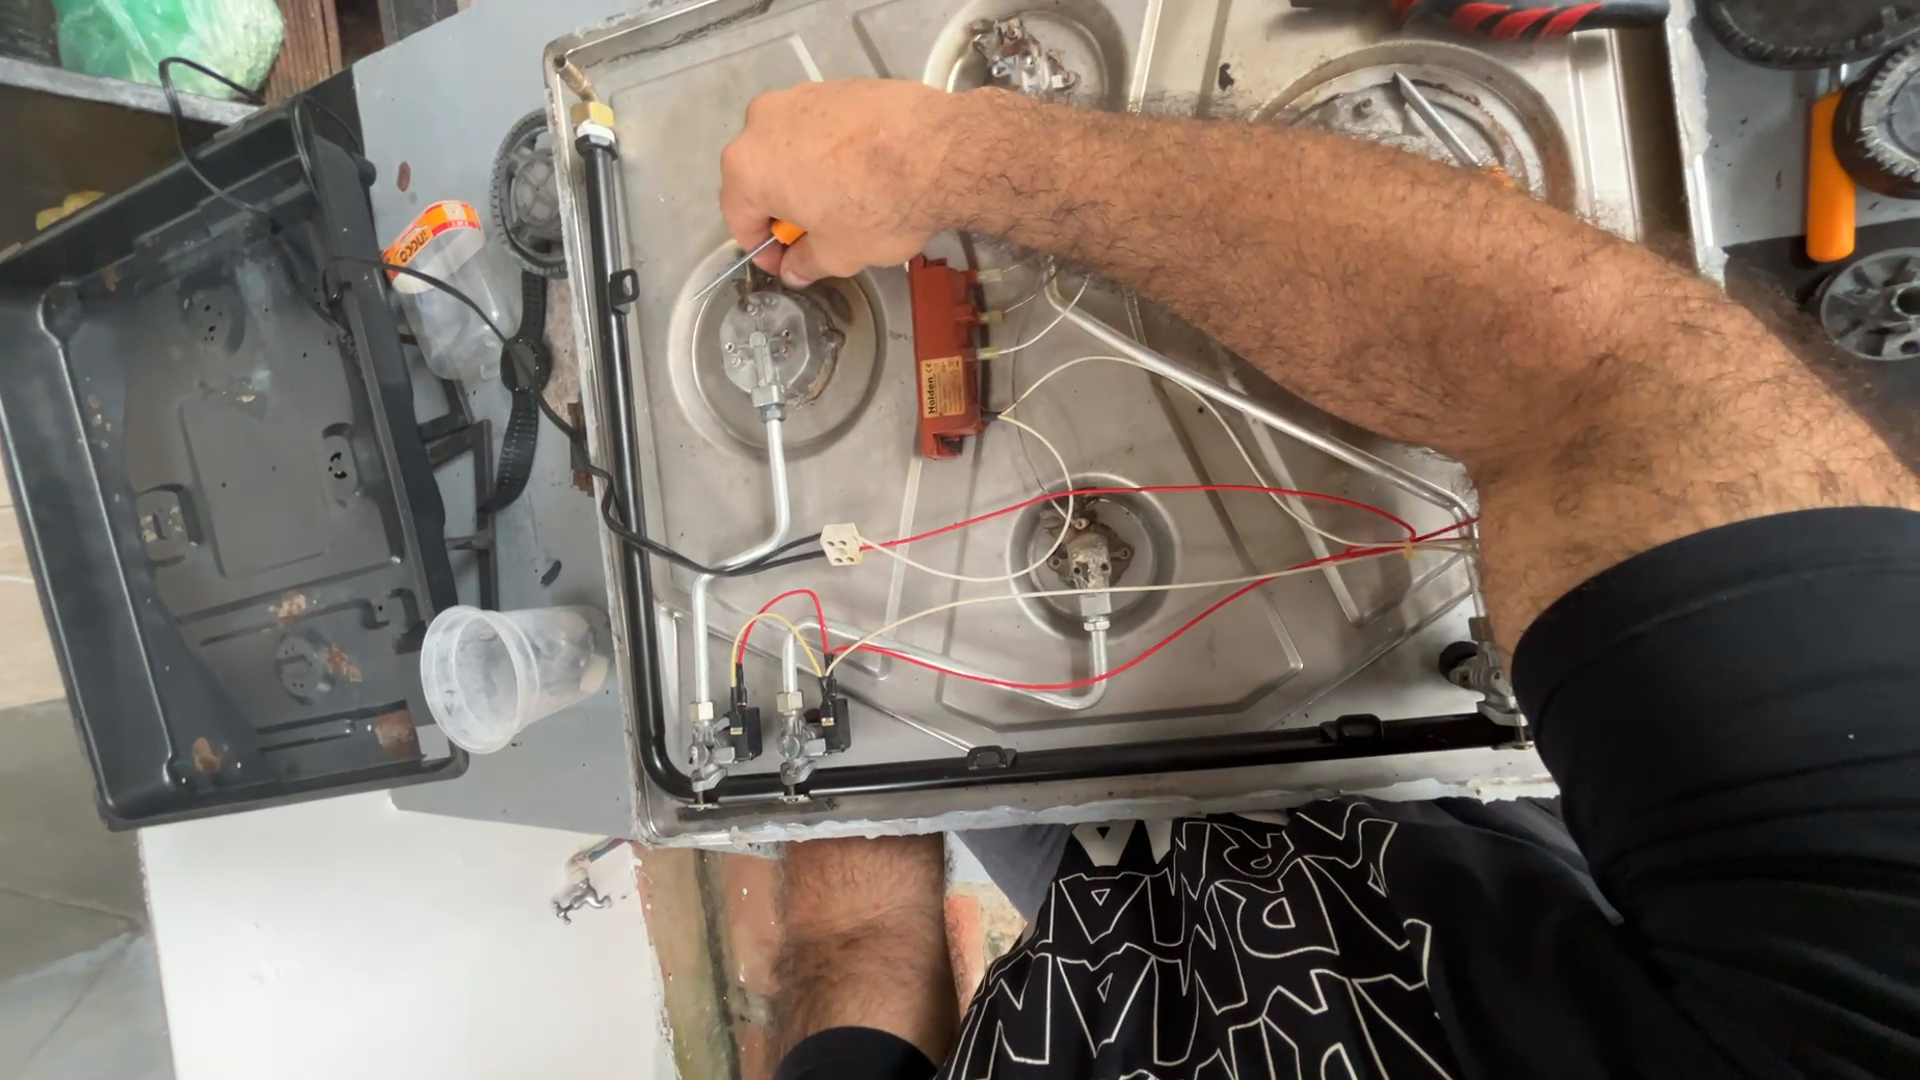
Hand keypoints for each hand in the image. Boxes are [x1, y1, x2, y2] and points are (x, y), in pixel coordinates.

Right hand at [719, 79, 962, 286]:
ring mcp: (800, 97)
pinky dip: (831, 157)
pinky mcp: (836, 87)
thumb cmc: (880, 206)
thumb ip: (805, 263)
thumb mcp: (838, 253)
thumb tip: (795, 268)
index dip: (763, 251)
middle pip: (761, 178)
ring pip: (790, 151)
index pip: (739, 219)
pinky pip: (821, 131)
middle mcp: (763, 122)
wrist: (939, 151)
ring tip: (843, 210)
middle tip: (815, 240)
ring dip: (806, 183)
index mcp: (749, 167)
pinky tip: (862, 178)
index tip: (786, 264)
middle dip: (784, 213)